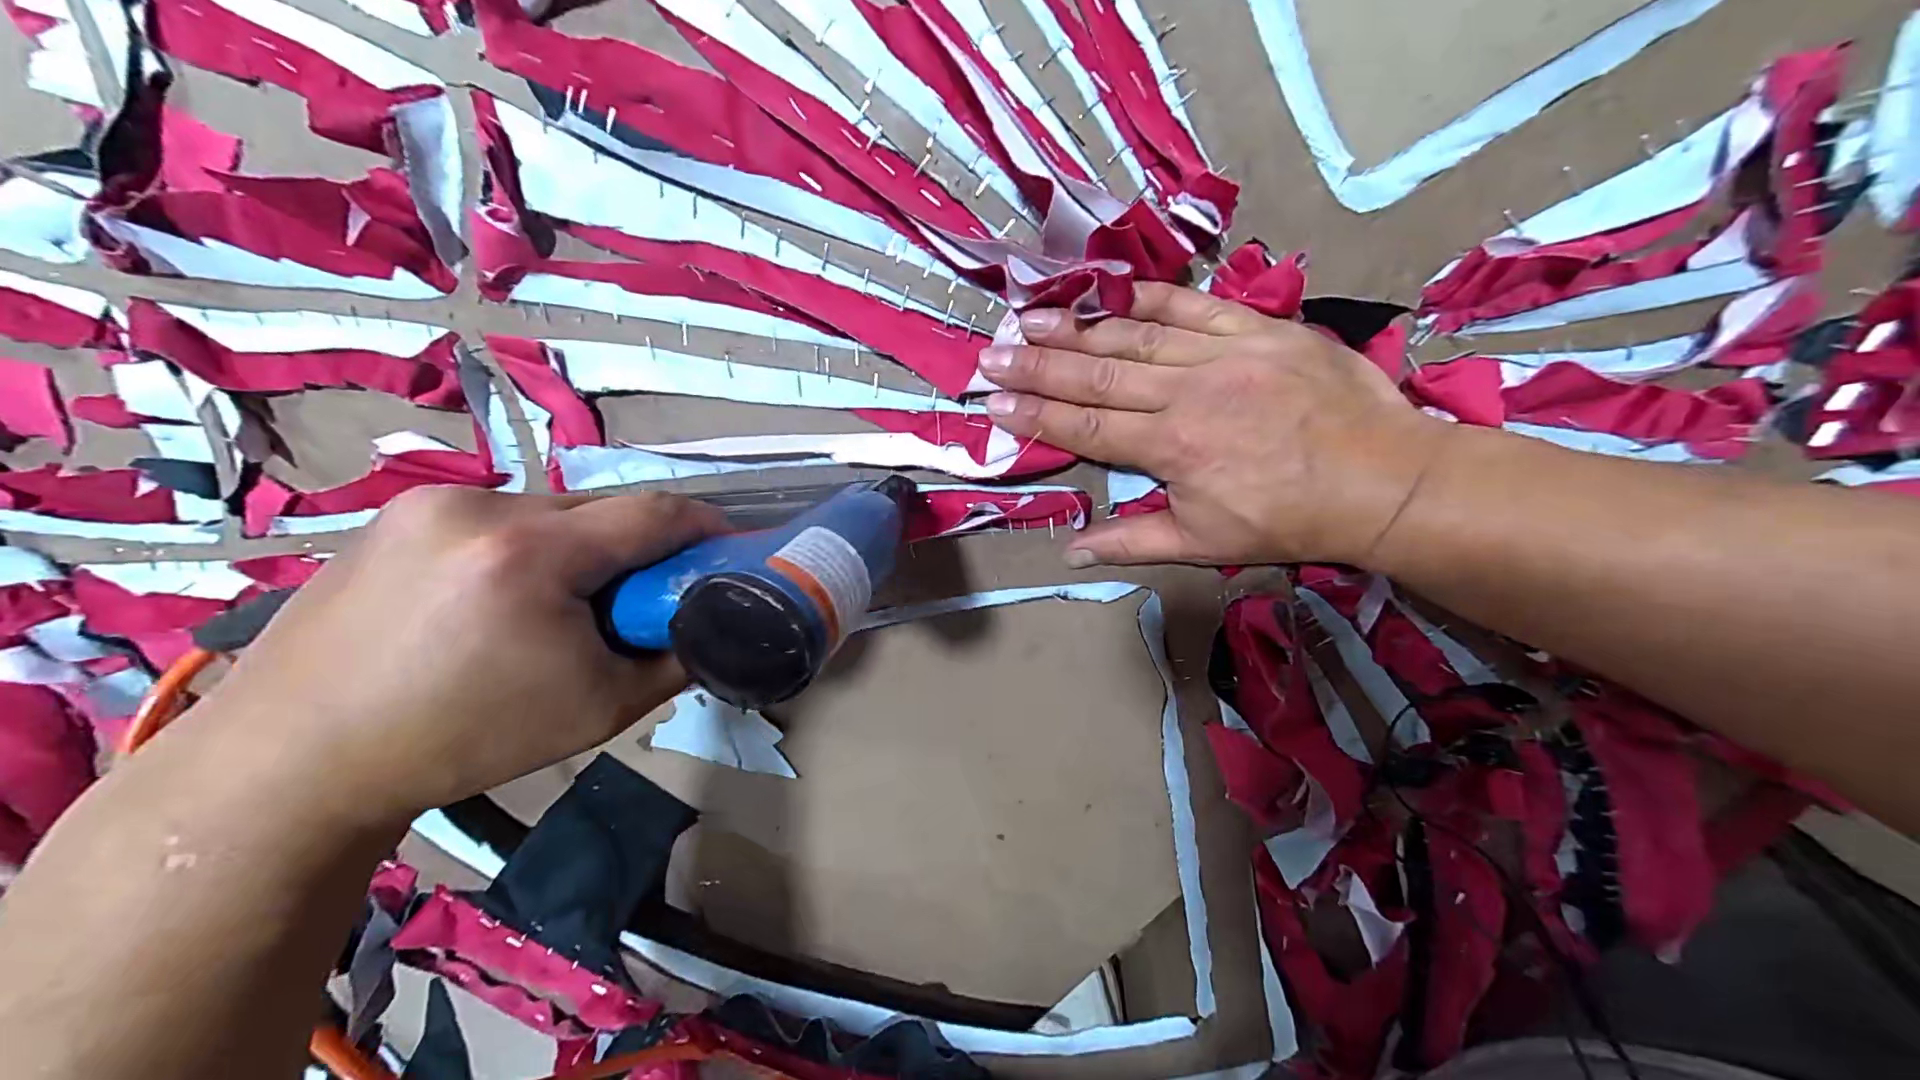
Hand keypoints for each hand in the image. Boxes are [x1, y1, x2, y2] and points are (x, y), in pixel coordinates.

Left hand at [187, 488, 725, 825]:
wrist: (295, 762)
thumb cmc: (463, 740)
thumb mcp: (600, 707)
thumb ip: (673, 657)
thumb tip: (709, 625)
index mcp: (531, 551)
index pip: (652, 512)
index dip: (704, 526)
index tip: (728, 549)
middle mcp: (478, 504)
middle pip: (601, 508)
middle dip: (640, 546)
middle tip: (646, 596)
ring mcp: (428, 504)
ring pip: (549, 512)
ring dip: (584, 547)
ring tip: (570, 606)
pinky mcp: (396, 517)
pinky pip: (499, 519)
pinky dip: (532, 548)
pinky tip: (509, 600)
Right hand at [977, 283, 1452, 567]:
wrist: (1383, 481)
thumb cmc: (1289, 520)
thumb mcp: (1206, 544)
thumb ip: (1133, 541)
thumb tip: (1071, 553)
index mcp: (1171, 449)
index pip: (1086, 426)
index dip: (1036, 413)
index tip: (995, 402)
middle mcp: (1187, 394)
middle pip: (1097, 374)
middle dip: (1038, 365)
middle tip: (993, 353)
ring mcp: (1223, 354)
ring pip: (1135, 335)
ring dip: (1078, 326)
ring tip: (1031, 317)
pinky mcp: (1259, 329)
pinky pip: (1194, 304)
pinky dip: (1149, 296)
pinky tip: (1110, 289)